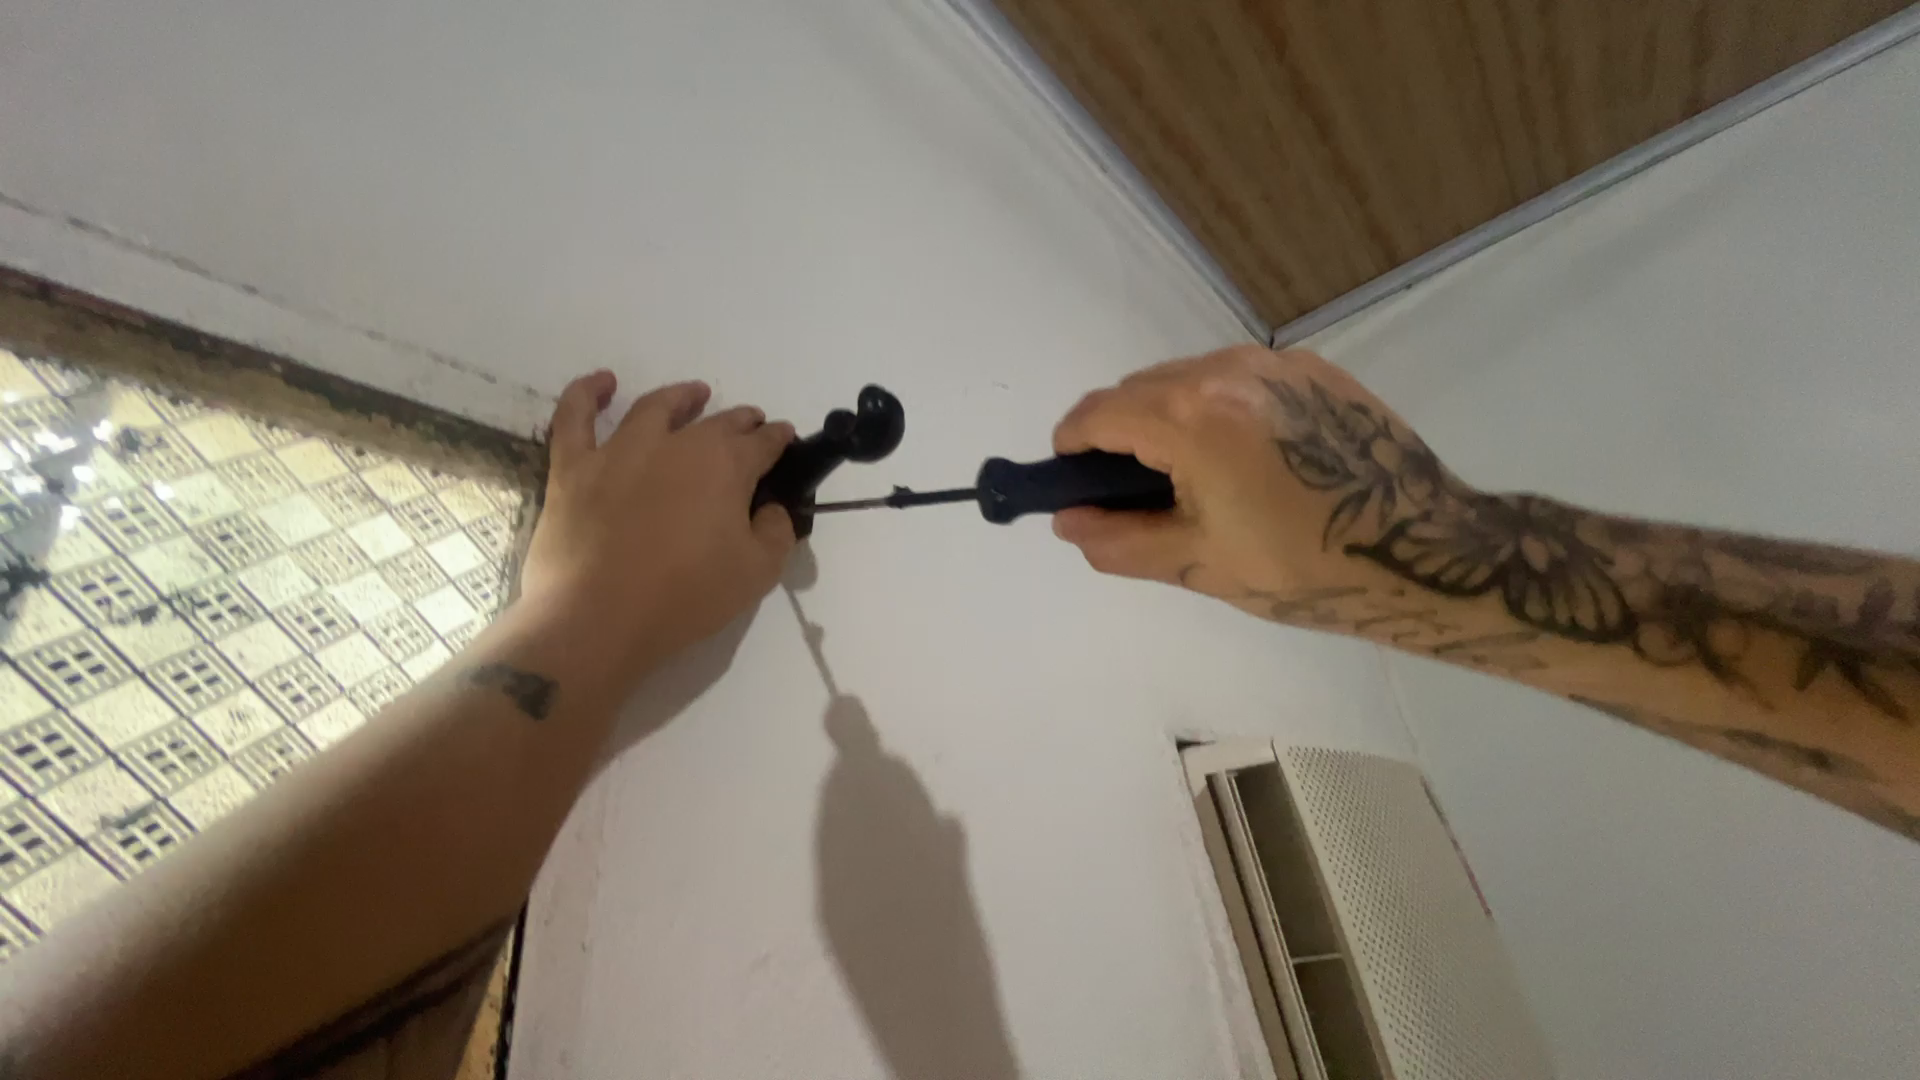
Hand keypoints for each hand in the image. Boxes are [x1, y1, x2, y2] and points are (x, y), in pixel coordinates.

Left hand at [518, 372, 796, 674]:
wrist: (599, 619)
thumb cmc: (687, 597)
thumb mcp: (758, 572)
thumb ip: (777, 531)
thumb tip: (772, 508)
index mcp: (726, 465)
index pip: (763, 441)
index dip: (779, 439)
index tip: (785, 441)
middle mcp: (677, 444)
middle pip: (718, 422)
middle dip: (741, 421)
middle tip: (751, 427)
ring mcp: (621, 450)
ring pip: (656, 407)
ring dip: (682, 397)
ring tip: (695, 394)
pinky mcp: (574, 467)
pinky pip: (575, 418)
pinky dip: (587, 393)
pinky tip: (601, 382)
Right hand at [1052, 345, 1453, 613]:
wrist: (1425, 550)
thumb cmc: (1300, 566)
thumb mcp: (1195, 564)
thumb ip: (1116, 540)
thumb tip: (1066, 521)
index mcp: (1190, 418)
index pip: (1096, 414)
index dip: (1070, 446)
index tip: (1070, 478)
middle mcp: (1224, 371)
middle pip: (1135, 390)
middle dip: (1115, 434)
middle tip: (1132, 492)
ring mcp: (1272, 363)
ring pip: (1181, 377)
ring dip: (1161, 418)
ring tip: (1189, 476)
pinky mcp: (1308, 368)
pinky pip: (1230, 377)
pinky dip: (1209, 407)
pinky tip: (1240, 457)